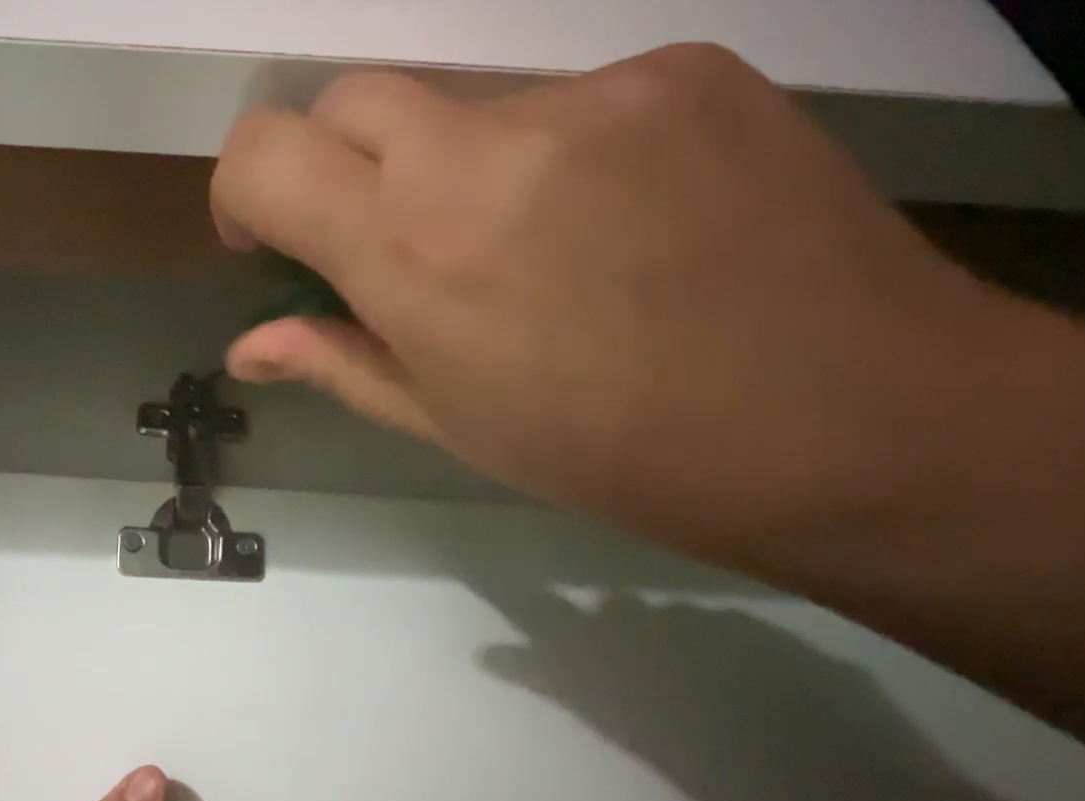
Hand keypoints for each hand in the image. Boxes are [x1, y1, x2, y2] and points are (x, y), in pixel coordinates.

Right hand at [211, 46, 1084, 717]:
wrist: (840, 417)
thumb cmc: (608, 449)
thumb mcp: (449, 421)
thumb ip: (336, 360)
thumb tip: (248, 346)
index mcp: (414, 247)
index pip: (264, 153)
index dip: (243, 192)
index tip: (272, 241)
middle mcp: (486, 144)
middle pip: (349, 99)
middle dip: (338, 167)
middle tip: (388, 246)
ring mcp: (592, 93)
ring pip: (466, 104)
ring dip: (456, 167)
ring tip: (532, 251)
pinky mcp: (681, 66)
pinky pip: (568, 100)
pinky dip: (555, 155)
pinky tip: (616, 224)